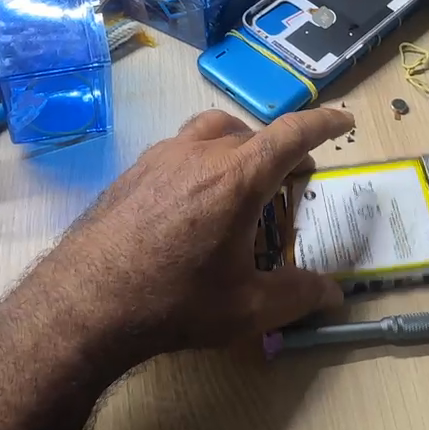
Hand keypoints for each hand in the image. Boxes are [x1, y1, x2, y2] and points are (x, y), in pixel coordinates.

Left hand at [34, 108, 350, 362]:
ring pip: (213, 129)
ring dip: (238, 143)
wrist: (85, 302)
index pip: (293, 133)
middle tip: (291, 179)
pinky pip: (181, 146)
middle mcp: (203, 152)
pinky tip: (194, 198)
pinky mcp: (135, 169)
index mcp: (238, 176)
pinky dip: (203, 157)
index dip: (323, 123)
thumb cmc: (174, 301)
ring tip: (242, 179)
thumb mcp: (246, 308)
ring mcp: (163, 155)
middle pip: (253, 131)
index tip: (343, 120)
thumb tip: (333, 294)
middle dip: (280, 148)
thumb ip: (297, 296)